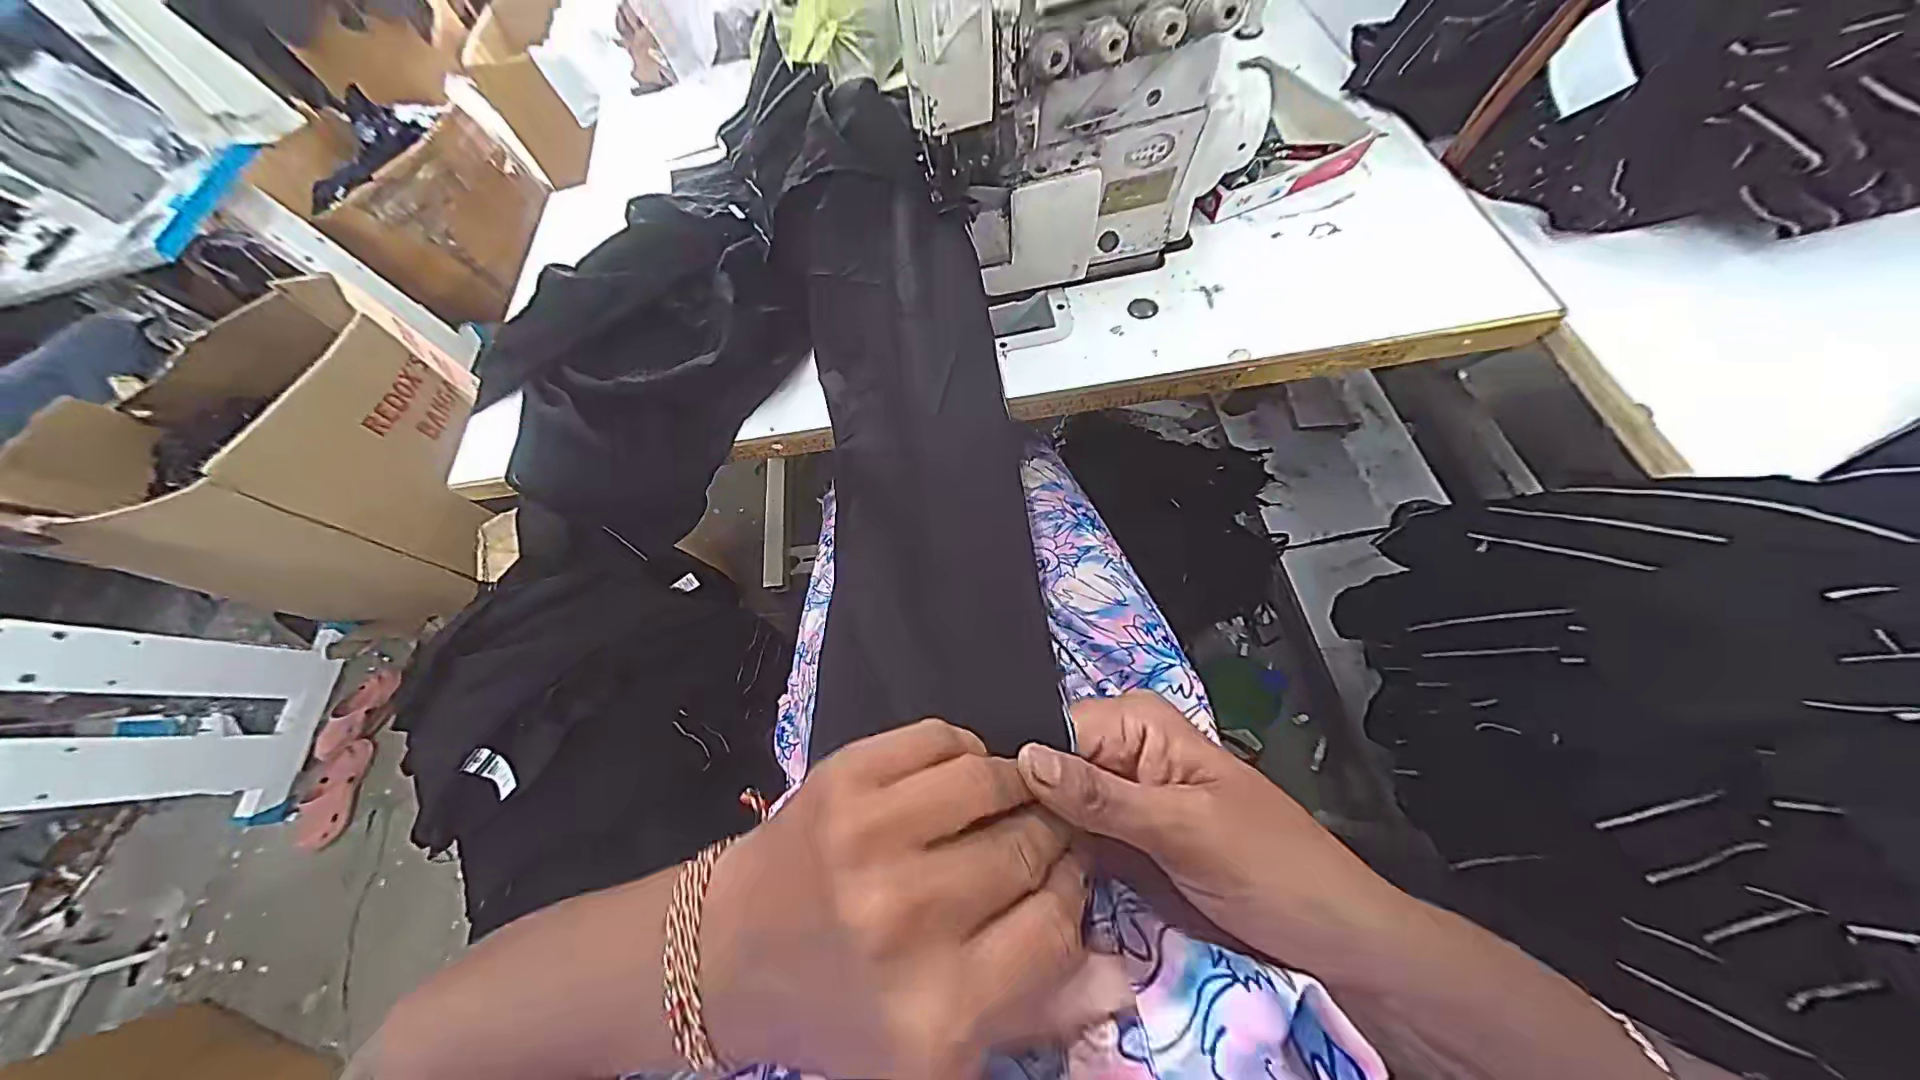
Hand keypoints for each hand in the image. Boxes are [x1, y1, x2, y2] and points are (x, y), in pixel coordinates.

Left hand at [701, 719, 1129, 1078]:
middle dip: (1045, 832)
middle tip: (1036, 828)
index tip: (1060, 874)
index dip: (1068, 890)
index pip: (1054, 924)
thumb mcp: (938, 1044)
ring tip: (1004, 795)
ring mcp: (868, 836)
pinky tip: (955, 776)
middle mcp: (903, 918)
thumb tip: (1121, 969)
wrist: (731, 950)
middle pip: (1025, 845)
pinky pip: (940, 735)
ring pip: (989, 778)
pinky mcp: (843, 777)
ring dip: (1012, 782)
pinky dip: (963, 749)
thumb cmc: (841, 1004)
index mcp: (936, 1010)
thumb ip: (1035, 1008)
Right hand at [1016, 691, 1411, 976]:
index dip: (1019, 765)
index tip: (985, 808)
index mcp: (1138, 724)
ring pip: (1050, 811)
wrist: (1330, 942)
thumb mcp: (1184, 829)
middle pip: (1045, 770)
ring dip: (1031, 838)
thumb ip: (1102, 796)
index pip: (1054, 729)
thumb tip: (1024, 757)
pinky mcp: (1115, 846)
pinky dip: (1050, 863)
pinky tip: (1027, 881)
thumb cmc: (1274, 870)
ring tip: (1001, 869)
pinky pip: (1066, 845)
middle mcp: (1119, 755)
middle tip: (988, 848)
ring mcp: (1115, 804)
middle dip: (1020, 805)